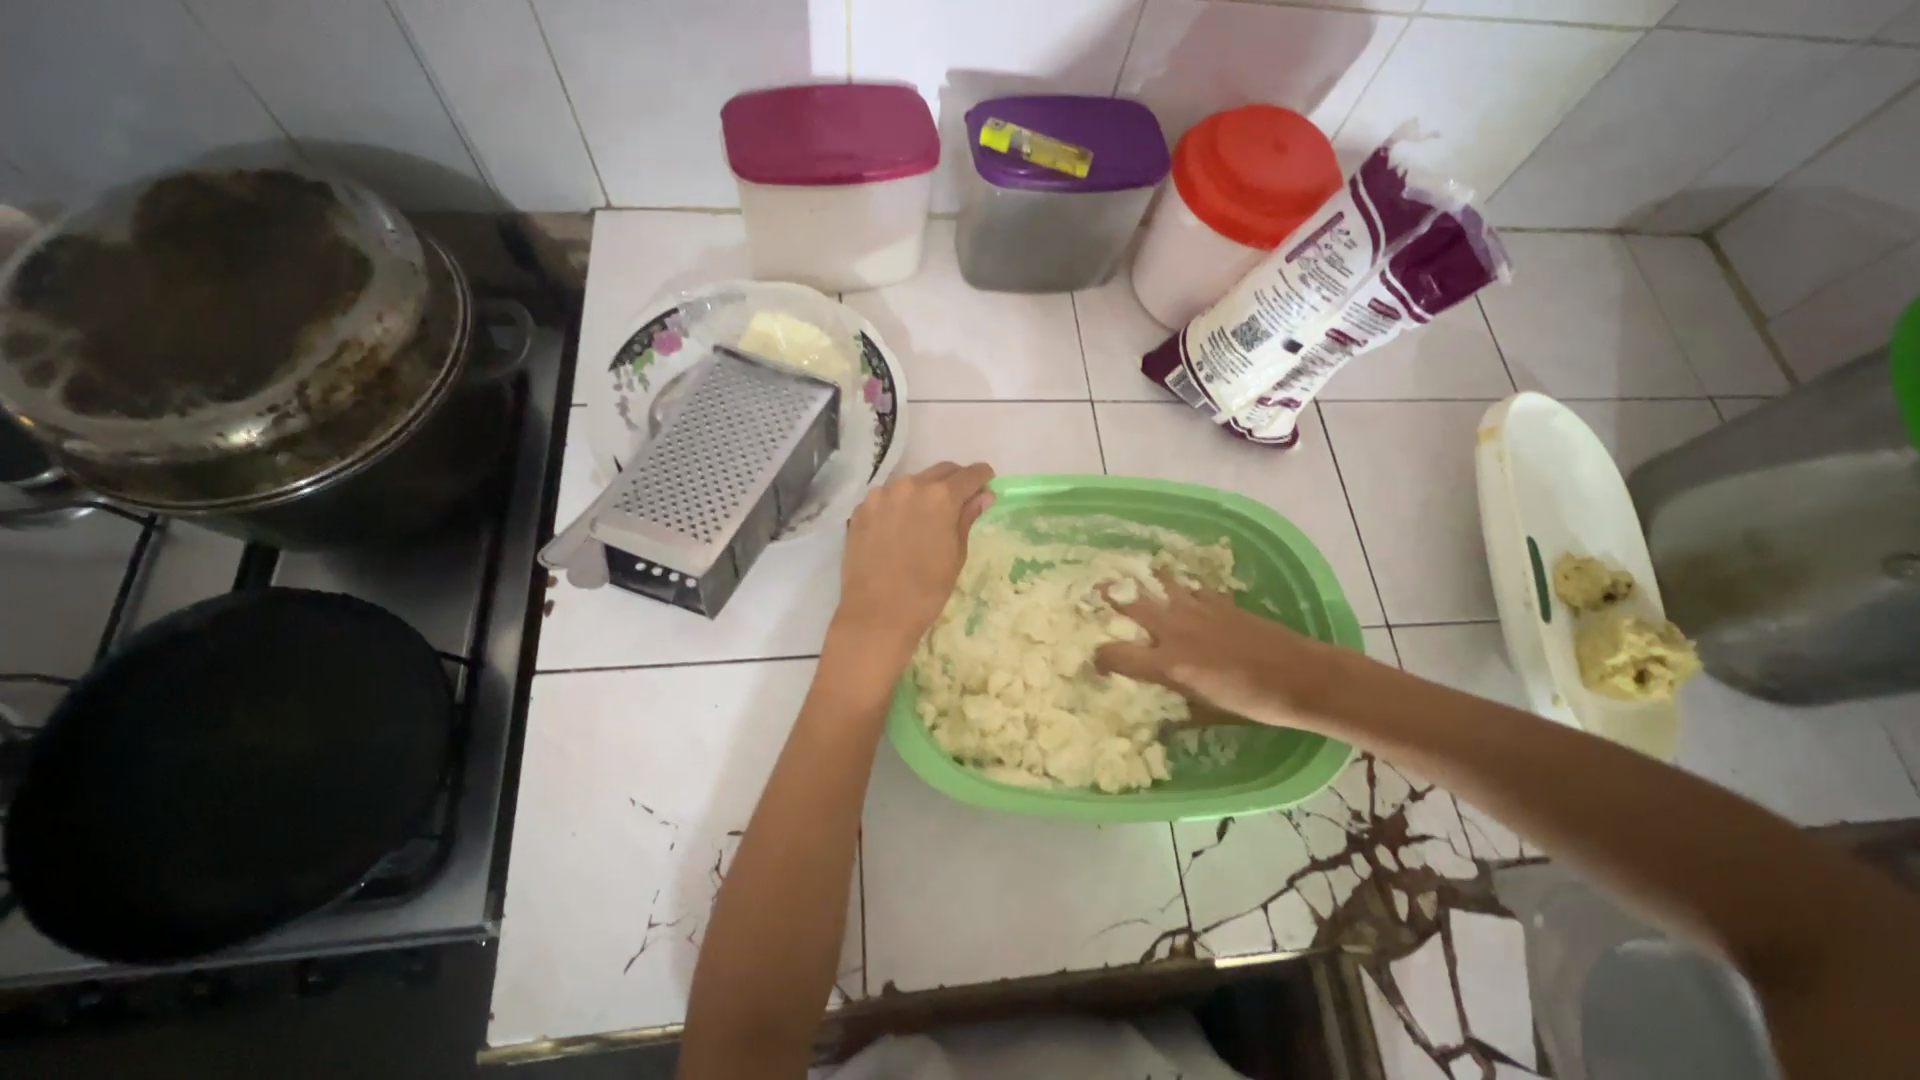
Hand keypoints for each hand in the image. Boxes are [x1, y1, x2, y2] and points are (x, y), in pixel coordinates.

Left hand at [831, 462, 994, 662]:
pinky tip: (899, 529)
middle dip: (954, 482)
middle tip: (960, 502)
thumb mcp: (956, 554)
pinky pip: (887, 498)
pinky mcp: (861, 509)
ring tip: (926, 519)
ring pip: (911, 483)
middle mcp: (910, 486)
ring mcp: (881, 495)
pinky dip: (899, 505)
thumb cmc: (926, 590)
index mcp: (940, 497)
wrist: (876, 614)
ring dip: (924, 493)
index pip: (970, 474)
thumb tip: (984, 495)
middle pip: (940, 472)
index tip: (987, 485)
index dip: (982, 477)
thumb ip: (968, 518)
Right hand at [1096, 572, 1341, 730]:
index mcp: (1167, 664)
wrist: (1300, 676)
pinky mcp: (1219, 602)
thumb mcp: (1207, 712)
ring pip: (1159, 584)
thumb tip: (1159, 716)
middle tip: (1094, 590)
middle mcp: (1174, 631)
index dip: (1100, 658)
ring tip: (1129, 575)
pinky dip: (1180, 586)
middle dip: (1108, 597)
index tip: (1096, 663)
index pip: (1115, 655)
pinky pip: (1191, 587)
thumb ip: (1177, 706)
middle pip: (1130, 604)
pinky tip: (1180, 590)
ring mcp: (1197, 610)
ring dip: (1142, 580)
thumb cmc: (1252, 703)